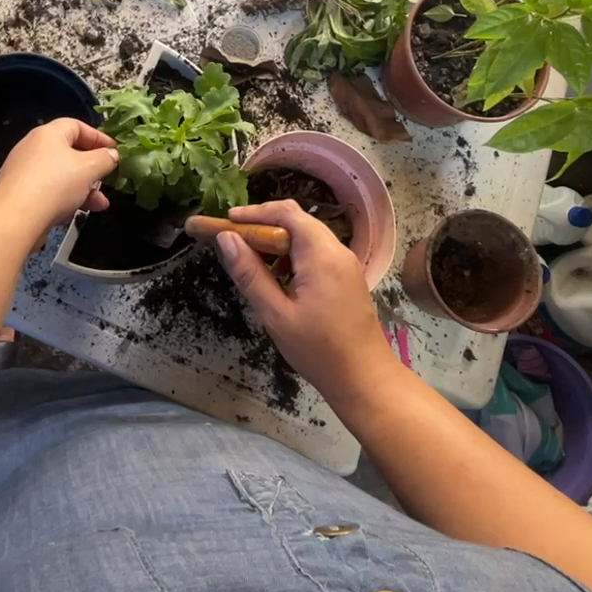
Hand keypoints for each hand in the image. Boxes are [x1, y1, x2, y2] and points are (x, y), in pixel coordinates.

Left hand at [0, 118, 118, 236]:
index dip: (98, 137)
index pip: (77, 126)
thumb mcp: (89, 168)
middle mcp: (33, 148)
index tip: (115, 151)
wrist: (15, 218)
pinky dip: (65, 200)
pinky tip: (76, 213)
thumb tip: (113, 154)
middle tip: (108, 178)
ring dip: (83, 189)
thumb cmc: (55, 184)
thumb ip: (105, 159)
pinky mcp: (20, 195)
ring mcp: (24, 172)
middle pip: (69, 153)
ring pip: (61, 176)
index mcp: (48, 134)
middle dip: (92, 168)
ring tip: (100, 204)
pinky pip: (49, 192)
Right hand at [214, 200, 396, 402]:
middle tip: (234, 238)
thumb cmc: (319, 351)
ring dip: (278, 239)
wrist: (366, 379)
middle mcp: (337, 250)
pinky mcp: (347, 275)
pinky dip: (293, 253)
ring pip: (307, 235)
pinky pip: (316, 251)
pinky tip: (278, 276)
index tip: (226, 221)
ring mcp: (345, 262)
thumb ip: (250, 274)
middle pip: (297, 220)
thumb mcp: (276, 315)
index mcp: (321, 255)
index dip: (255, 212)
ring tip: (251, 258)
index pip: (286, 214)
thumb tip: (226, 240)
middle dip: (263, 224)